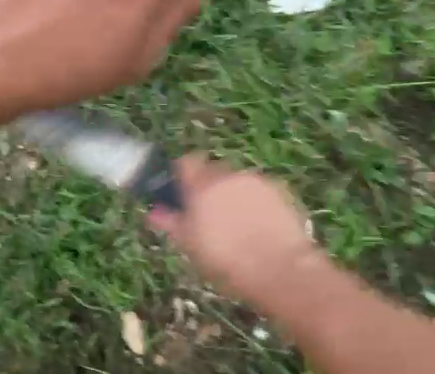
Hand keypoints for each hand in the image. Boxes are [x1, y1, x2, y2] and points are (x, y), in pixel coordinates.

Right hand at [149, 156, 325, 300]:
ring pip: (237, 179)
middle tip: (211, 214)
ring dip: (234, 193)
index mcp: (201, 186)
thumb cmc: (228, 263)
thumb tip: (153, 212)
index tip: (183, 192)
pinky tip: (261, 225)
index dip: (183, 174)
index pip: (185, 163)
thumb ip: (171, 223)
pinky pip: (260, 188)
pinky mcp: (279, 189)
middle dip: (209, 185)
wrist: (282, 271)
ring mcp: (254, 180)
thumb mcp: (192, 248)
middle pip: (212, 170)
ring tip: (240, 223)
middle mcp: (226, 175)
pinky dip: (257, 200)